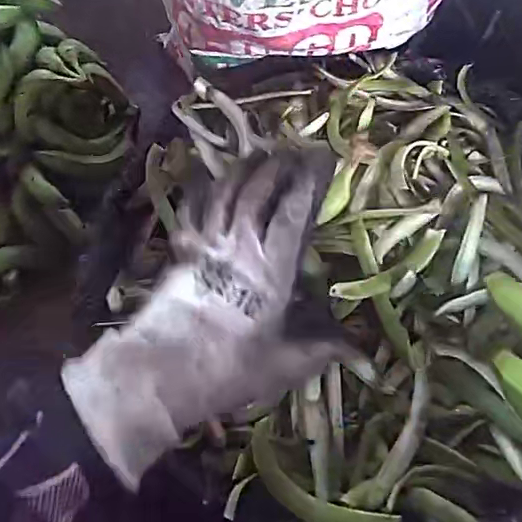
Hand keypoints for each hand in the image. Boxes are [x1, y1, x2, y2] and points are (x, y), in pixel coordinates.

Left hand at [61, 147, 344, 486]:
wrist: (158, 372)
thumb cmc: (226, 370)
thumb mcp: (282, 366)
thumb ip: (321, 350)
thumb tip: (362, 351)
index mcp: (269, 271)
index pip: (291, 214)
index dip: (307, 184)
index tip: (321, 160)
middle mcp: (237, 247)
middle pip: (255, 193)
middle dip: (275, 167)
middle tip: (291, 150)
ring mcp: (205, 245)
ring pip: (224, 194)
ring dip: (241, 170)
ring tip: (256, 153)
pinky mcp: (180, 252)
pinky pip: (191, 211)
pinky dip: (199, 190)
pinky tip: (204, 177)